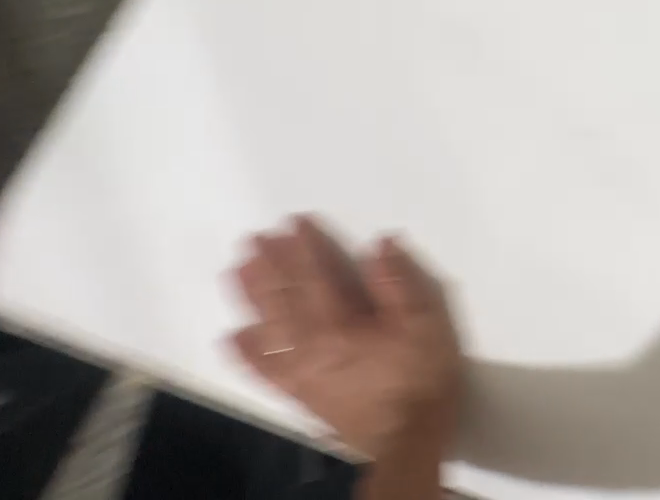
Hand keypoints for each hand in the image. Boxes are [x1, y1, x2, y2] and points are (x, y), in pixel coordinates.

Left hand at [229, 216, 464, 461]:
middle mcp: (311, 345)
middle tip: (253, 241)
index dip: (306, 249)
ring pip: (267, 327)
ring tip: (237, 271)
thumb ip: (399, 283)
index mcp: (342, 324)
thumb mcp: (425, 321)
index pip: (318, 277)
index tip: (293, 223)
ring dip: (251, 297)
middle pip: (284, 299)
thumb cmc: (421, 374)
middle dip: (270, 267)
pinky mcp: (297, 392)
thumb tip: (380, 244)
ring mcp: (299, 371)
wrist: (406, 436)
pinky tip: (233, 336)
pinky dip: (244, 351)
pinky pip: (262, 368)